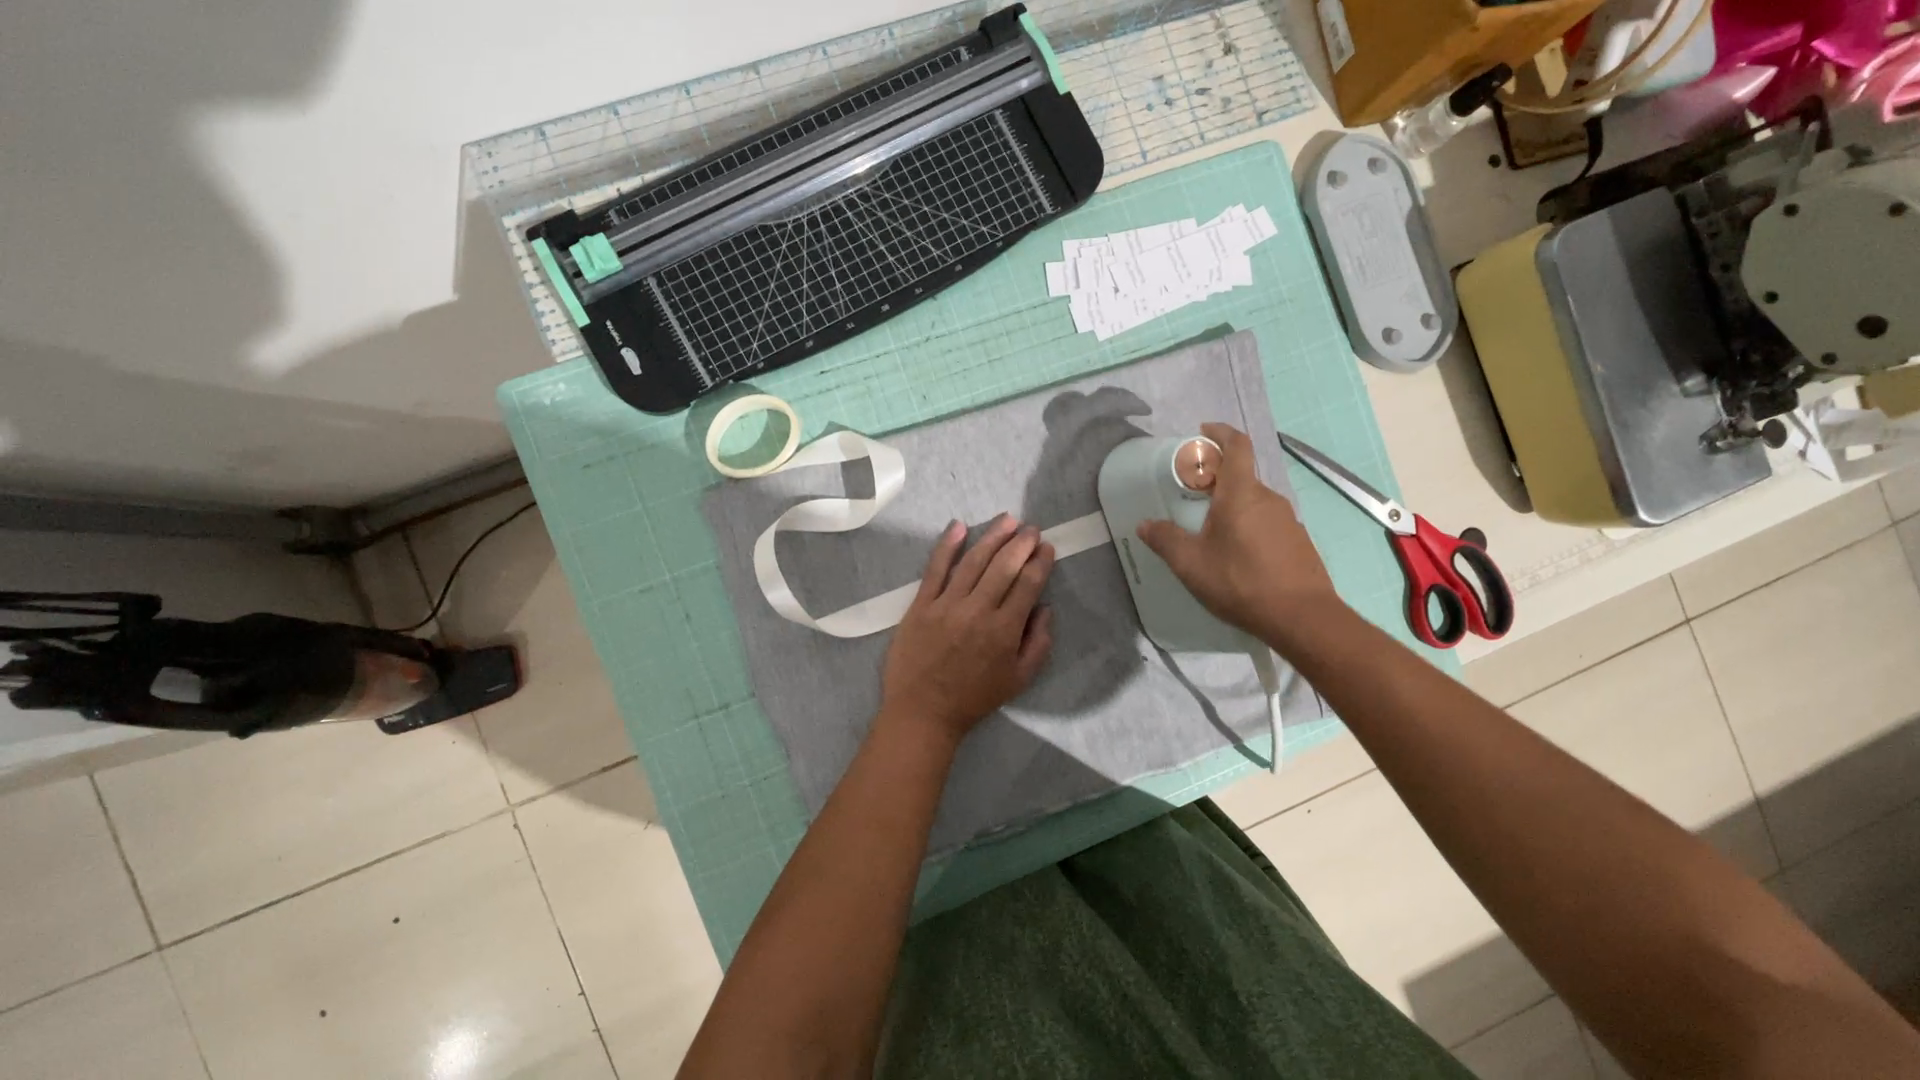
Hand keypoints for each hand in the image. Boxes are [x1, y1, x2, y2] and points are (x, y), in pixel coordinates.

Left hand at [879, 514, 1055, 744]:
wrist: (923, 711)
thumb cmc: (974, 698)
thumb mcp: (1019, 680)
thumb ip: (1038, 643)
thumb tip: (1045, 608)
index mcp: (1005, 629)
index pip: (1028, 584)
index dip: (1040, 562)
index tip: (1046, 547)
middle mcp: (978, 610)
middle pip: (1004, 566)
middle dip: (1021, 543)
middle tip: (1032, 528)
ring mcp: (947, 605)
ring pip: (973, 561)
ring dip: (993, 537)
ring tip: (1007, 520)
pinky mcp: (921, 605)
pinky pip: (936, 569)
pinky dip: (947, 545)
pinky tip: (959, 527)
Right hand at [1137, 423, 1341, 641]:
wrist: (1301, 617)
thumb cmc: (1241, 582)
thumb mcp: (1191, 564)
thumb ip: (1165, 540)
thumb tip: (1146, 524)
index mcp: (1241, 494)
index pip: (1237, 446)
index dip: (1221, 433)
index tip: (1203, 432)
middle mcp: (1268, 498)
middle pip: (1242, 477)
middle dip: (1217, 480)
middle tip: (1193, 497)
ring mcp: (1288, 520)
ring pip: (1254, 503)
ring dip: (1233, 508)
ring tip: (1212, 533)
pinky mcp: (1298, 542)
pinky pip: (1267, 523)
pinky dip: (1249, 527)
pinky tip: (1238, 557)